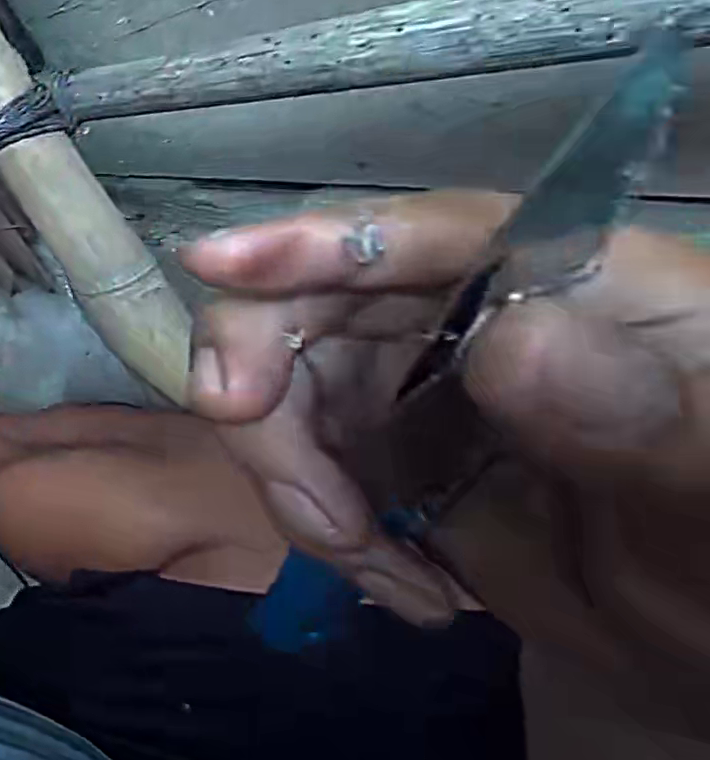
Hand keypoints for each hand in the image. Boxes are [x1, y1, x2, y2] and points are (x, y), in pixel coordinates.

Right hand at [181, 192, 709, 681]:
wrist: (702, 636)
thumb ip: (647, 419)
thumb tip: (515, 340)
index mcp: (555, 283)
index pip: (419, 236)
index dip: (309, 241)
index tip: (212, 262)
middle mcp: (444, 308)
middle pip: (298, 302)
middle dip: (250, 360)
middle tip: (233, 415)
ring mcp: (384, 368)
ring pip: (263, 378)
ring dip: (280, 463)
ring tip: (360, 553)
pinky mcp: (346, 425)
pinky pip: (275, 446)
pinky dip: (304, 509)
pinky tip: (383, 570)